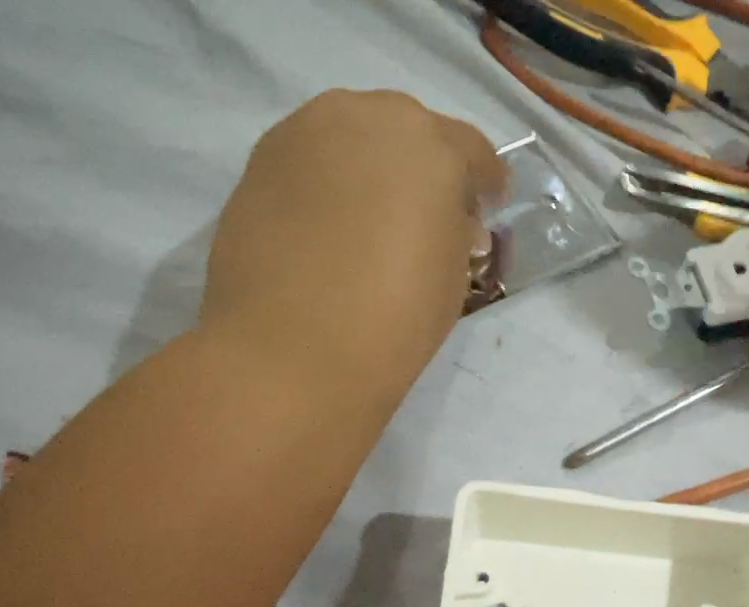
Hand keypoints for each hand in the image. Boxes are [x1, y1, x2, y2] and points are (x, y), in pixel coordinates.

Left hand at [200, 90, 506, 365]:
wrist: (293, 347)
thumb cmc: (394, 317)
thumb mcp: (453, 276)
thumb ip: (457, 232)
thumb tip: (450, 221)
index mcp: (431, 146)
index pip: (472, 151)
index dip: (484, 183)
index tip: (487, 210)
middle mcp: (367, 118)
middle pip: (408, 131)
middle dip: (423, 168)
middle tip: (427, 215)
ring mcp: (306, 132)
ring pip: (354, 137)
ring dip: (371, 169)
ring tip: (374, 220)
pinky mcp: (261, 159)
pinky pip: (312, 160)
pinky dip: (328, 183)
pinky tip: (330, 229)